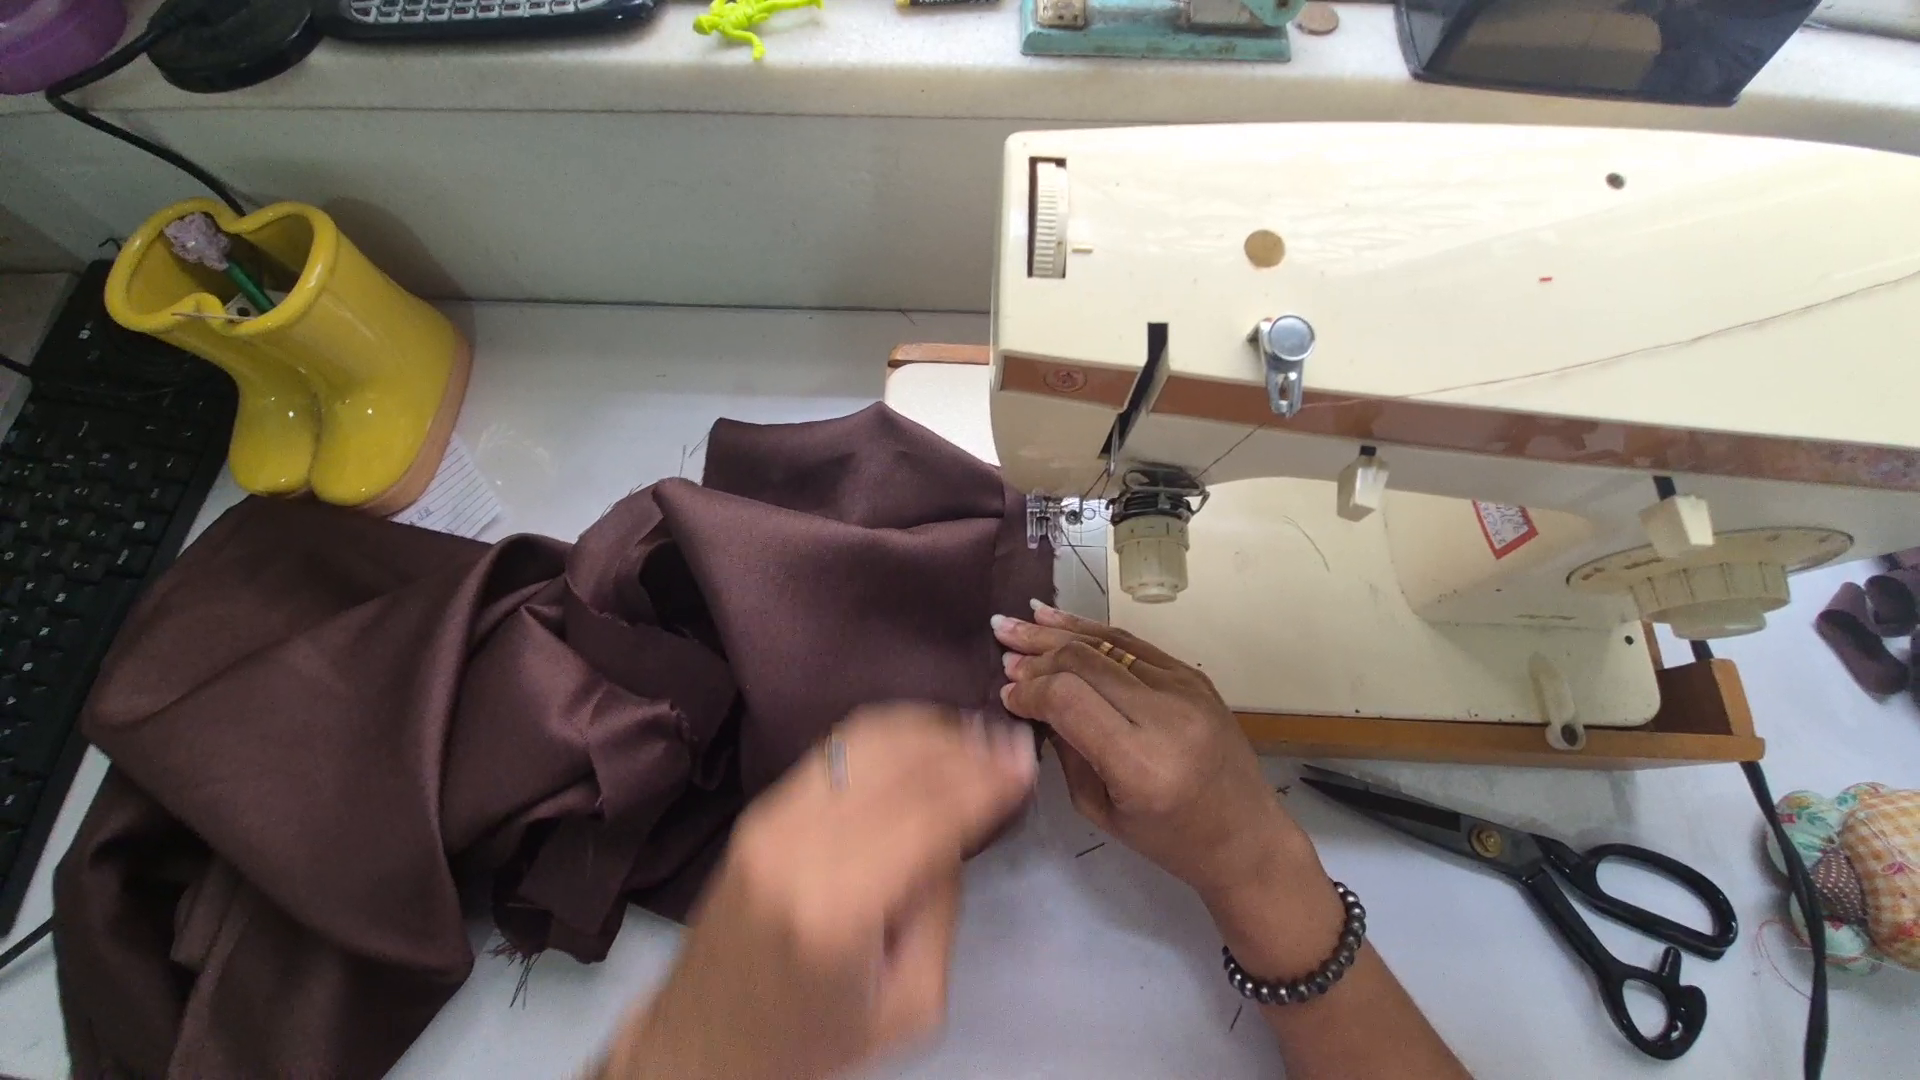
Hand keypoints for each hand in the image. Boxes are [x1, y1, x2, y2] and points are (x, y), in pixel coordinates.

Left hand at [602, 704, 1037, 1079]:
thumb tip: (958, 823)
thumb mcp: (910, 1003)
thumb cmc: (813, 1040)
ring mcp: (772, 817)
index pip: (927, 816)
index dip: (983, 782)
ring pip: (867, 741)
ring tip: (973, 733)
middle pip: (900, 766)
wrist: (703, 1040)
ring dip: (928, 729)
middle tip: (1010, 743)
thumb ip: (940, 905)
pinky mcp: (761, 806)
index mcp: (838, 907)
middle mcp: (799, 845)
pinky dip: (890, 733)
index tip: (1025, 762)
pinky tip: (923, 738)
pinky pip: (838, 748)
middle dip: (964, 748)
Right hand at [995, 605, 1336, 961]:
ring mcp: (1186, 690)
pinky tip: (1056, 620)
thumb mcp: (1101, 808)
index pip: (1069, 700)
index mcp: (1141, 763)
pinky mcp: (1193, 676)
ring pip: (1107, 643)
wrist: (1247, 836)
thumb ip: (1066, 749)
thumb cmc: (1170, 840)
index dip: (1030, 690)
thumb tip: (1032, 698)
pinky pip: (1132, 643)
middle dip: (1037, 653)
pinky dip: (1092, 630)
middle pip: (1085, 663)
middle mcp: (1166, 718)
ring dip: (1057, 631)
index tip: (1006, 694)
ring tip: (1017, 622)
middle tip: (1001, 644)